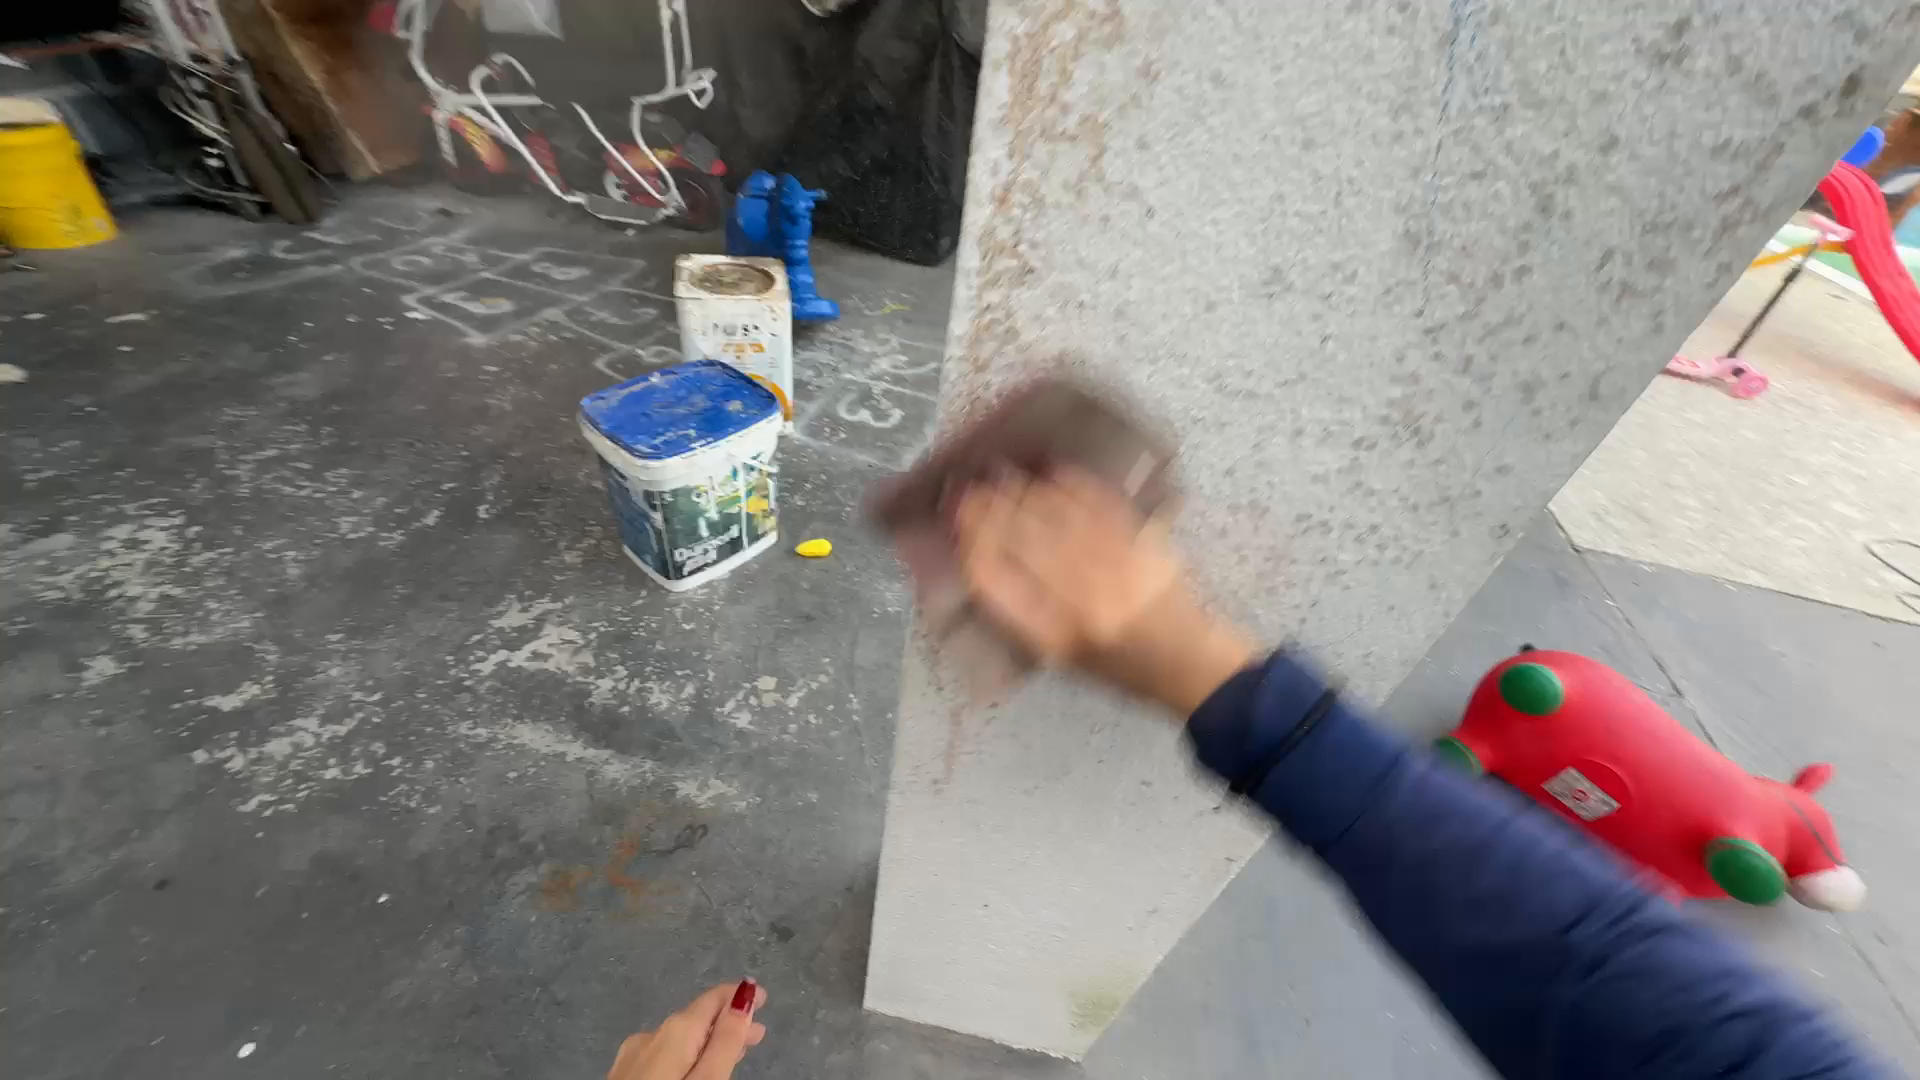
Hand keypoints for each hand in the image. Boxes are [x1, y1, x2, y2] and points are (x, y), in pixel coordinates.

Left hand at [607, 980, 766, 1079]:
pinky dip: (684, 1060)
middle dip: (727, 1024)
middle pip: (696, 1020)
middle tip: (756, 1036)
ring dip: (706, 1044)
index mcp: (674, 1031)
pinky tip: (690, 1074)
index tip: (762, 999)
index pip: (713, 998)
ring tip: (730, 1057)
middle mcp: (649, 1037)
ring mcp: (629, 1061)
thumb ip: (726, 1040)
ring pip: (678, 1042)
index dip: (740, 995)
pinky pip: (661, 1060)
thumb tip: (744, 994)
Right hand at [952, 468, 1256, 715]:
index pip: (996, 580)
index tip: (959, 521)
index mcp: (1053, 636)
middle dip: (992, 509)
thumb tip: (987, 557)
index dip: (973, 543)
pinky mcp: (1144, 549)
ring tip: (1002, 473)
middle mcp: (1082, 603)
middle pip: (1023, 541)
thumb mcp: (1061, 659)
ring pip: (1058, 519)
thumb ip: (1023, 615)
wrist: (1190, 666)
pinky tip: (1052, 472)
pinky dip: (1075, 486)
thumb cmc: (1119, 670)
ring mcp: (1115, 572)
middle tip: (971, 486)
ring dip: (1026, 492)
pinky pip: (1102, 508)